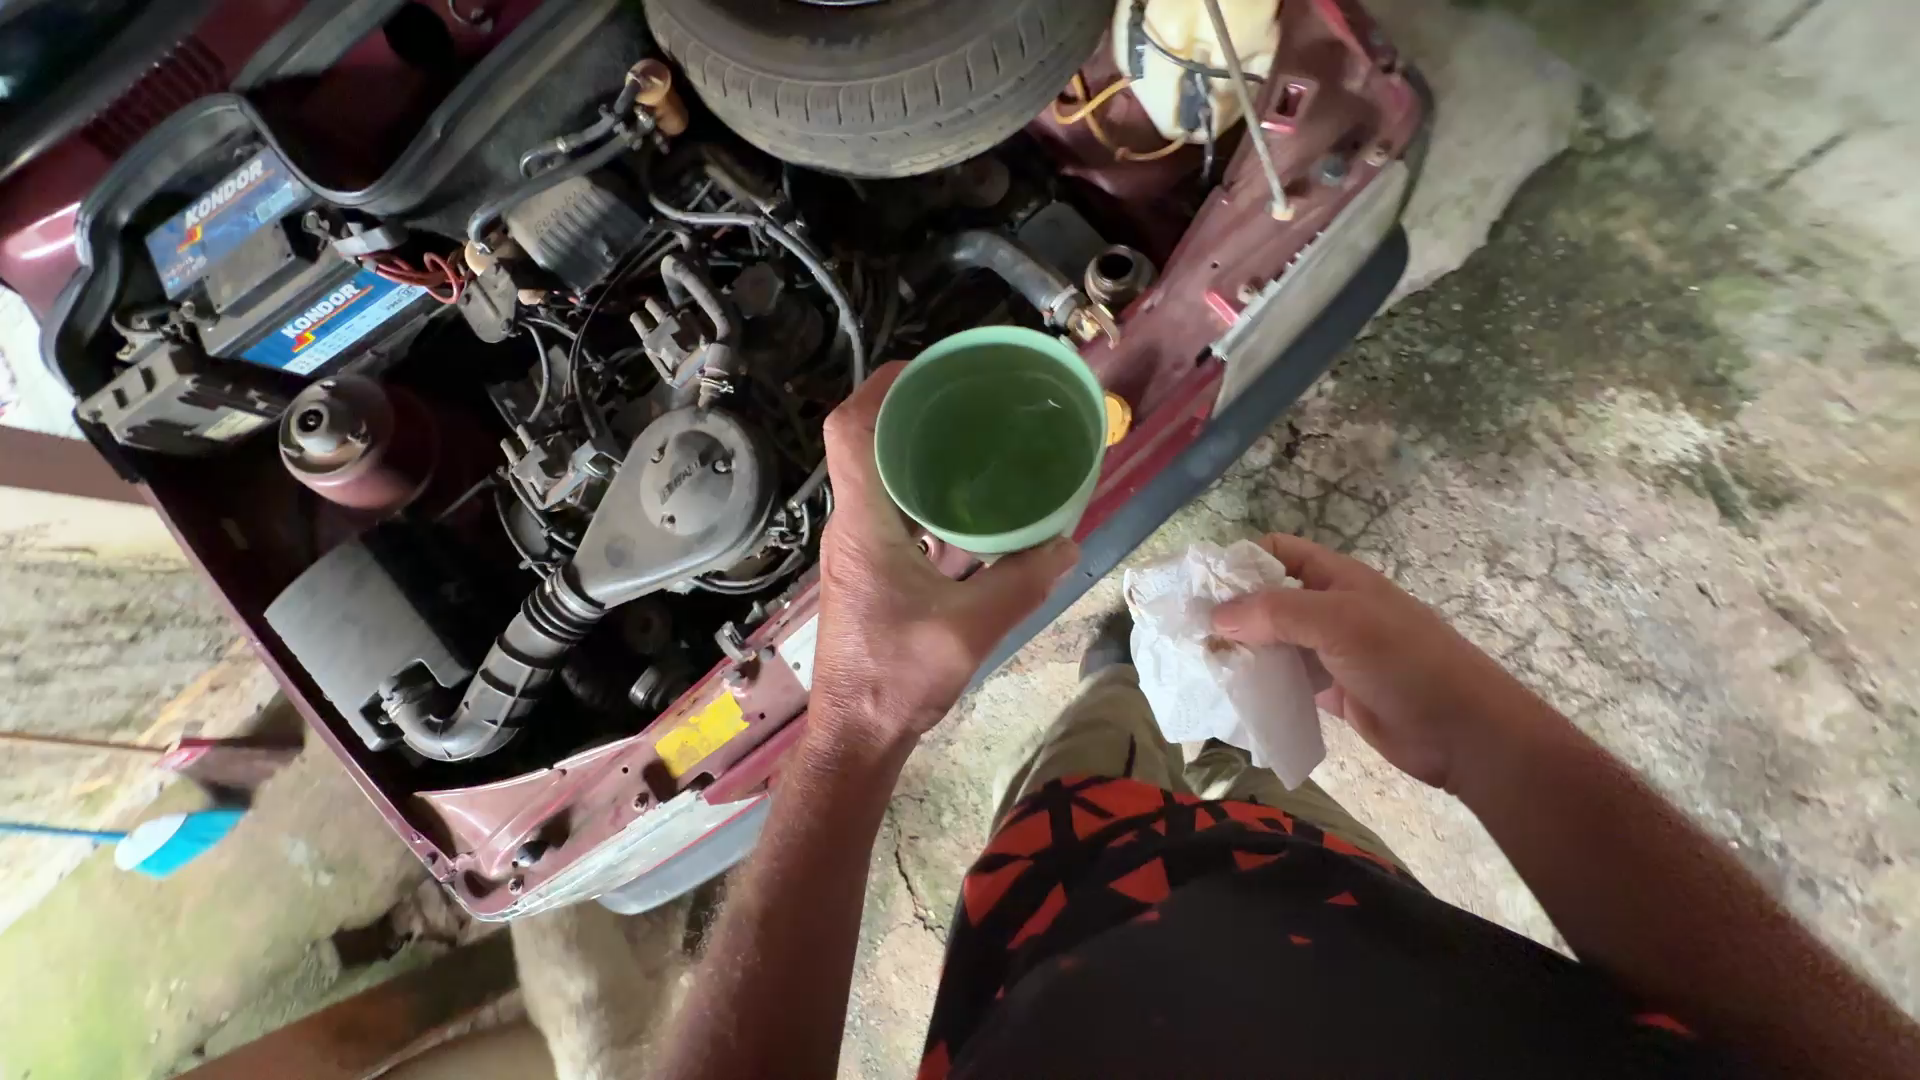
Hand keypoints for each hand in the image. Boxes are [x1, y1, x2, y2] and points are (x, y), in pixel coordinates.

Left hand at [810, 363, 1079, 749]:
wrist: (856, 733)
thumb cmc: (898, 679)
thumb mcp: (970, 630)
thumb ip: (1022, 584)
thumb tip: (1068, 545)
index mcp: (864, 526)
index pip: (850, 432)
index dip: (880, 388)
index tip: (926, 367)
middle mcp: (851, 526)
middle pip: (863, 444)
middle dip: (906, 410)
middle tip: (962, 397)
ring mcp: (855, 548)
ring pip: (876, 477)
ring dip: (913, 450)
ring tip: (968, 438)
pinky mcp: (867, 569)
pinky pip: (890, 511)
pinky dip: (920, 492)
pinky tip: (963, 505)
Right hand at [1210, 534, 1553, 789]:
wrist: (1465, 734)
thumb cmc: (1406, 662)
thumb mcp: (1339, 622)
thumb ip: (1275, 612)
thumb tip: (1215, 615)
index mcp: (1337, 578)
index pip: (1278, 552)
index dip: (1240, 561)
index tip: (1201, 585)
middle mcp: (1331, 609)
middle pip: (1270, 597)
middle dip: (1232, 609)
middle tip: (1190, 629)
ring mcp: (1332, 651)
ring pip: (1275, 640)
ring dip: (1243, 647)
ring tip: (1203, 660)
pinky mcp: (1332, 690)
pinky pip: (1286, 678)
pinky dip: (1262, 682)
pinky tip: (1234, 690)